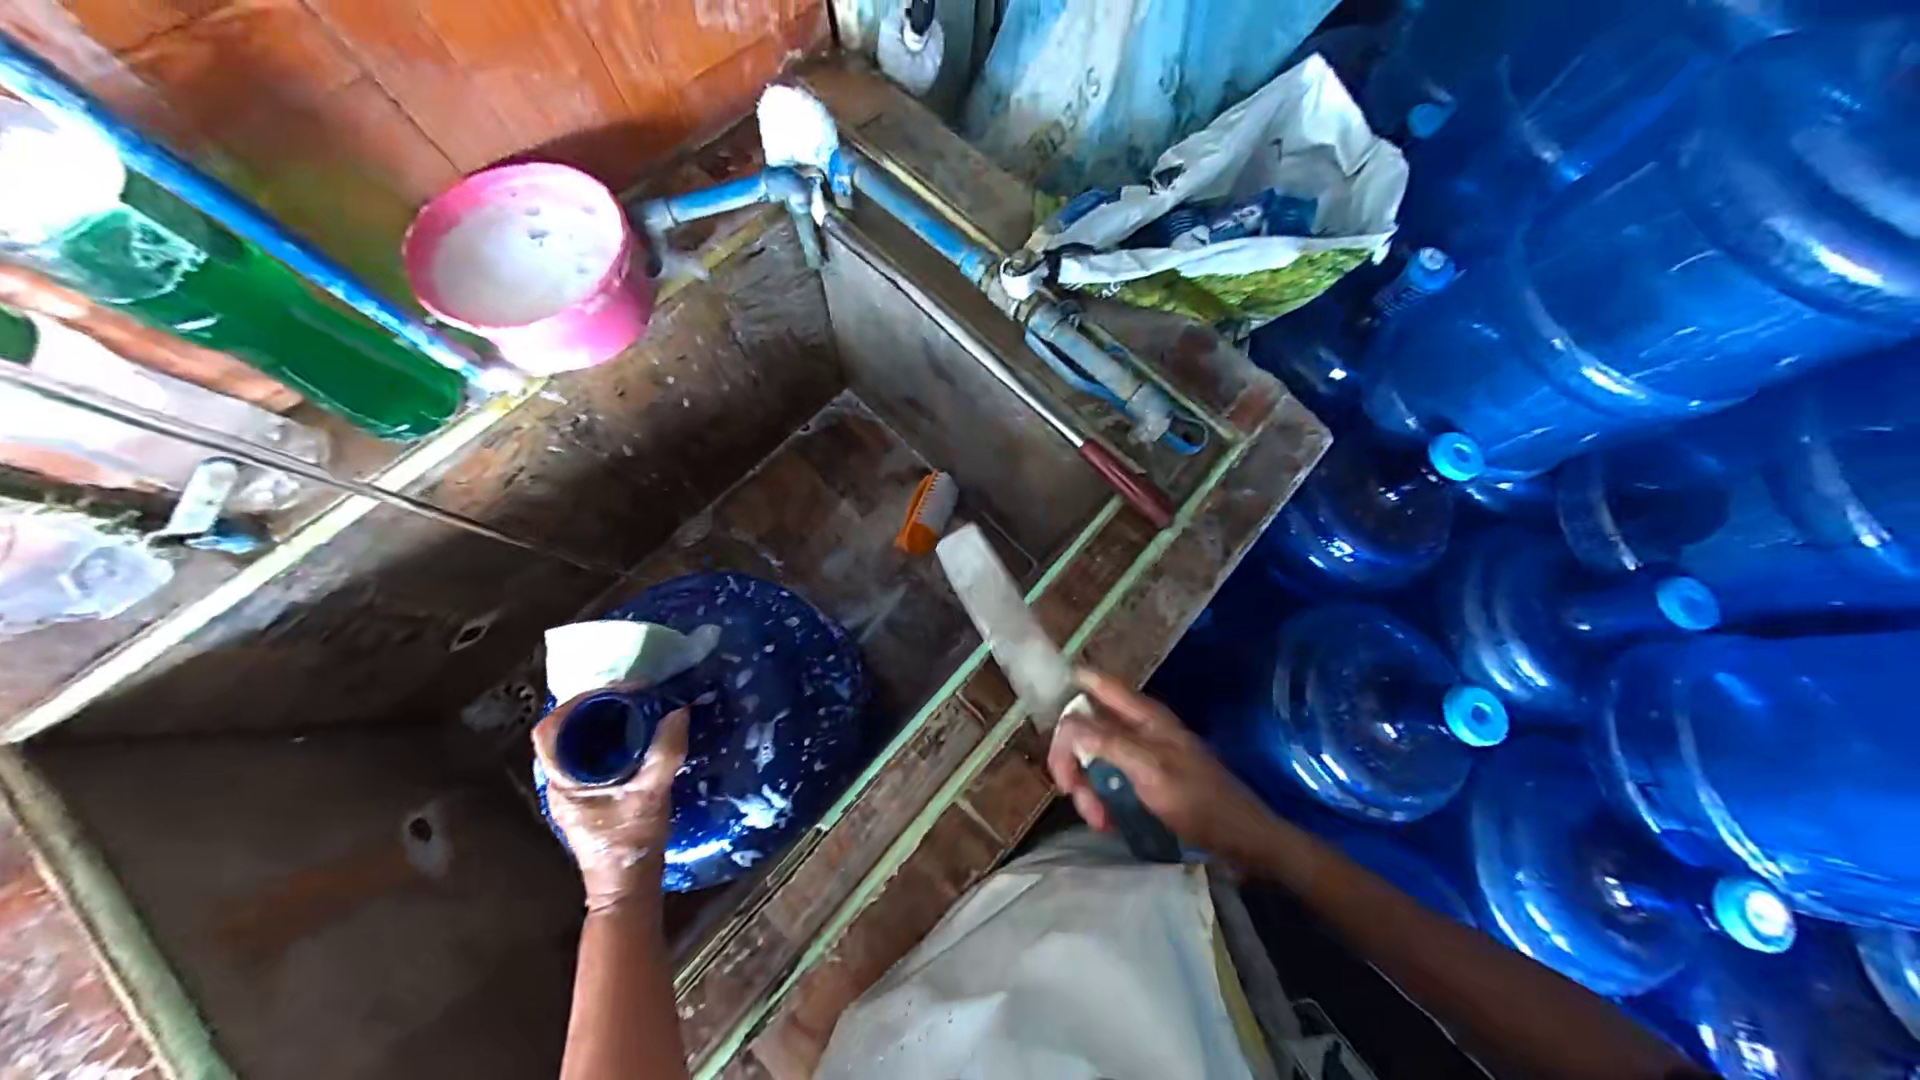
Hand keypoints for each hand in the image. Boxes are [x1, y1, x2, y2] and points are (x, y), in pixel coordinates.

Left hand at [532, 689, 689, 912]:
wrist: (627, 887)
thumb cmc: (630, 843)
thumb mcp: (651, 794)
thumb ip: (664, 753)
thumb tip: (679, 711)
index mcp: (563, 781)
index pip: (549, 731)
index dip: (576, 704)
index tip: (614, 692)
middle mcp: (560, 782)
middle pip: (565, 731)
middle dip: (596, 708)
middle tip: (632, 696)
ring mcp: (574, 790)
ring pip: (579, 743)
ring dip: (606, 723)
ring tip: (639, 710)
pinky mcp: (591, 795)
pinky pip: (594, 755)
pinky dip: (613, 739)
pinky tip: (640, 737)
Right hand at [1047, 670, 1283, 864]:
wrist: (1241, 839)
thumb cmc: (1199, 801)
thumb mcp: (1151, 771)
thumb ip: (1109, 744)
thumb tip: (1068, 725)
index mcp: (1142, 714)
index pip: (1096, 683)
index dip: (1068, 687)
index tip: (1045, 717)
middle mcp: (1137, 726)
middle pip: (1085, 725)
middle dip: (1072, 757)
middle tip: (1070, 790)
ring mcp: (1140, 751)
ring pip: (1092, 755)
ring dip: (1086, 785)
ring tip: (1098, 818)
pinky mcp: (1143, 775)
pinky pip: (1107, 777)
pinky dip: (1100, 796)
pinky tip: (1107, 820)